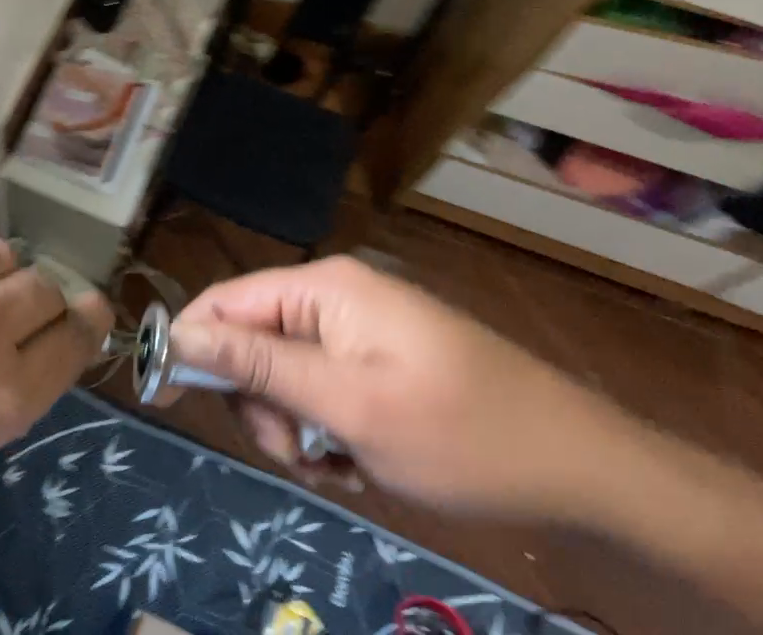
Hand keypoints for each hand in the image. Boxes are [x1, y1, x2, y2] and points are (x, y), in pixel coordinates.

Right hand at [167, 257, 641, 521]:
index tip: (172, 402)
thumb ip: (257, 364)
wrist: (590, 474)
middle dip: (259, 403)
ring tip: (335, 466)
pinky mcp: (378, 363)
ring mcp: (359, 331)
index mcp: (324, 288)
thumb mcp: (349, 405)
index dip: (191, 347)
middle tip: (294, 453)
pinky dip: (324, 431)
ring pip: (281, 375)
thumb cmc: (464, 436)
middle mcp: (335, 298)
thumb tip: (176, 332)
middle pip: (250, 342)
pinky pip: (319, 391)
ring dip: (292, 426)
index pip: (222, 302)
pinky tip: (356, 463)